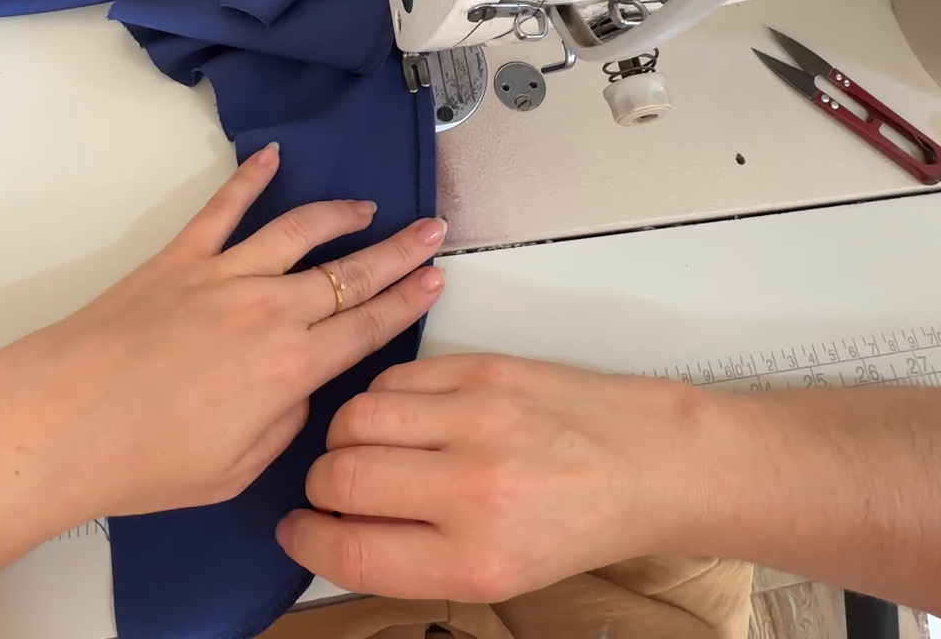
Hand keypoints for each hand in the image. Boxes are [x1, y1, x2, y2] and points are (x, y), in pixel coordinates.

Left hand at [0, 143, 445, 523]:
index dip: (409, 299)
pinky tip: (272, 157)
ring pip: (300, 230)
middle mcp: (271, 308)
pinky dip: (250, 178)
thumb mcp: (238, 467)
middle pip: (351, 272)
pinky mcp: (183, 256)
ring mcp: (226, 273)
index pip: (369, 324)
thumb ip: (286, 419)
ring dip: (340, 214)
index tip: (437, 276)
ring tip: (367, 206)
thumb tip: (298, 381)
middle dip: (400, 251)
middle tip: (432, 230)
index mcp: (292, 365)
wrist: (61, 423)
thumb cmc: (147, 461)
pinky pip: (225, 207)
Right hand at [276, 354, 704, 601]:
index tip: (297, 529)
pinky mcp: (481, 368)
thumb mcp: (500, 572)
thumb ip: (416, 555)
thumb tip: (339, 527)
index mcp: (477, 558)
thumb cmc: (574, 524)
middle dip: (319, 484)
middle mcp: (471, 487)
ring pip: (357, 415)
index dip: (306, 540)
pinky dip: (381, 397)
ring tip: (364, 445)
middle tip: (332, 486)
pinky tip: (401, 414)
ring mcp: (475, 416)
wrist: (644, 460)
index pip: (353, 549)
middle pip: (342, 476)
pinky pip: (395, 376)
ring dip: (343, 434)